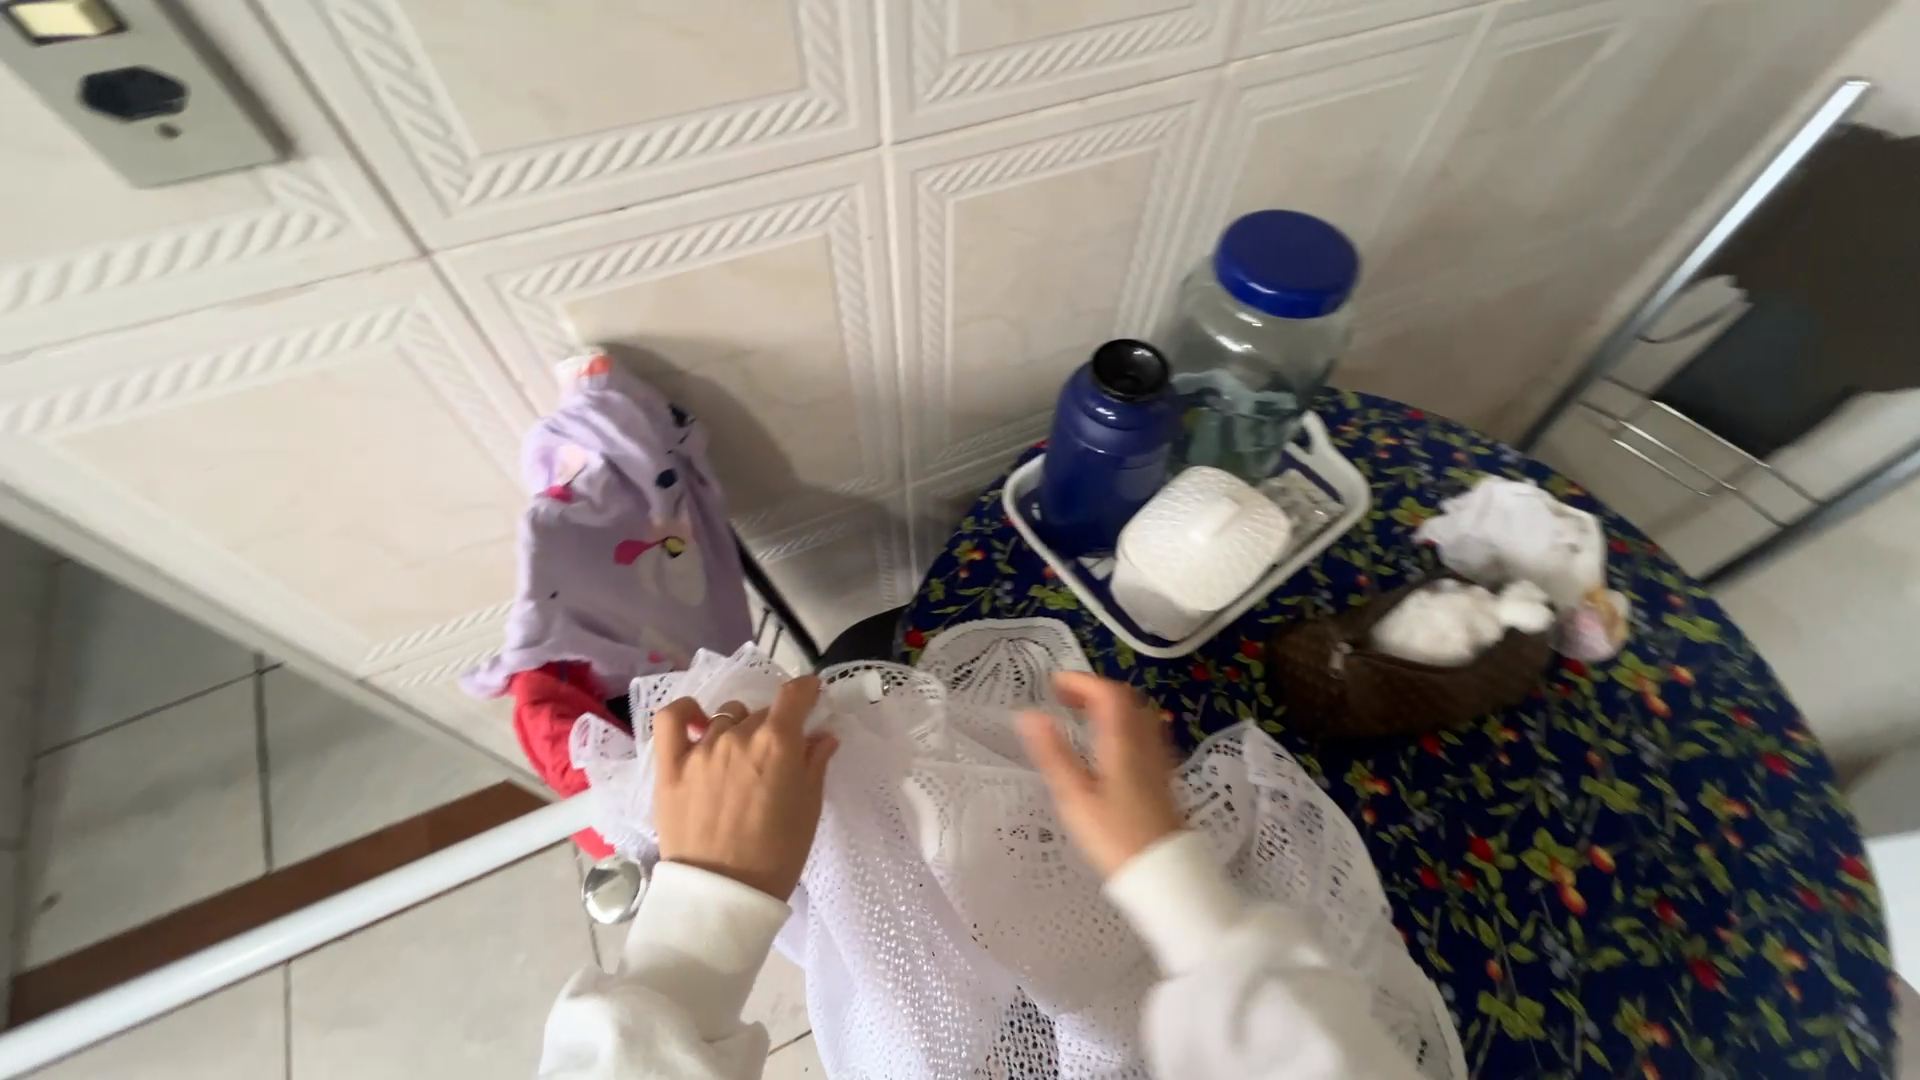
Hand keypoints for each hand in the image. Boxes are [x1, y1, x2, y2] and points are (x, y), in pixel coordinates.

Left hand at [652, 676, 838, 899]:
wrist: (723, 897)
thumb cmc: (777, 854)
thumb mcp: (809, 807)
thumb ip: (815, 762)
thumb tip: (822, 734)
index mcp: (777, 743)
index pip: (795, 693)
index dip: (807, 691)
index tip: (812, 700)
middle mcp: (738, 735)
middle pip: (762, 712)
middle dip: (776, 727)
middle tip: (777, 758)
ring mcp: (701, 749)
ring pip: (727, 718)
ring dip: (740, 730)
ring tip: (741, 760)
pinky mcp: (671, 766)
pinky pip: (673, 719)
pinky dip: (688, 712)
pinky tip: (700, 723)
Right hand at [1018, 672, 1182, 878]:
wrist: (1165, 876)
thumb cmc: (1115, 837)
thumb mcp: (1075, 797)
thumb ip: (1053, 754)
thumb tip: (1029, 715)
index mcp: (1122, 742)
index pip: (1107, 693)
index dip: (1080, 682)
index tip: (1053, 685)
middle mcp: (1145, 743)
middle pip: (1126, 698)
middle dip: (1094, 690)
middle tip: (1065, 699)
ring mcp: (1159, 760)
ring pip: (1139, 715)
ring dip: (1111, 706)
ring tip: (1084, 718)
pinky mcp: (1164, 777)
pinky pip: (1146, 734)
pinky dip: (1124, 726)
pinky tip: (1109, 746)